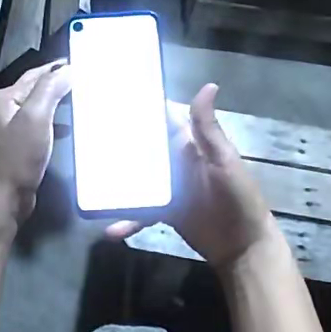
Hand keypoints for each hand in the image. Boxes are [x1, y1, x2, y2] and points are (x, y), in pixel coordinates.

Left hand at [0, 61, 73, 223]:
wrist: (4, 198)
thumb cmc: (18, 156)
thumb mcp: (35, 117)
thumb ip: (50, 89)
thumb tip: (68, 68)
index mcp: (7, 96)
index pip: (38, 73)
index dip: (61, 67)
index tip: (86, 63)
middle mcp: (7, 107)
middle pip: (39, 87)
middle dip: (62, 81)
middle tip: (90, 78)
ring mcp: (14, 127)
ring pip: (42, 106)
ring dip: (61, 101)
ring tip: (85, 97)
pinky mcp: (22, 144)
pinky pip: (44, 124)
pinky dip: (58, 121)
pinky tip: (72, 125)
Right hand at [106, 84, 279, 270]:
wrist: (244, 247)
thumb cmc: (238, 197)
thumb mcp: (223, 160)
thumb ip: (208, 128)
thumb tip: (209, 85)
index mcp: (188, 145)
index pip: (162, 120)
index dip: (141, 108)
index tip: (111, 98)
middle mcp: (174, 163)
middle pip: (142, 149)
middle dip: (117, 144)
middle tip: (86, 138)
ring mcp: (167, 188)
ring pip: (136, 180)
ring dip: (116, 183)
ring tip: (90, 186)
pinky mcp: (163, 212)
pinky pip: (140, 212)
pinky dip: (127, 220)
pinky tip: (111, 229)